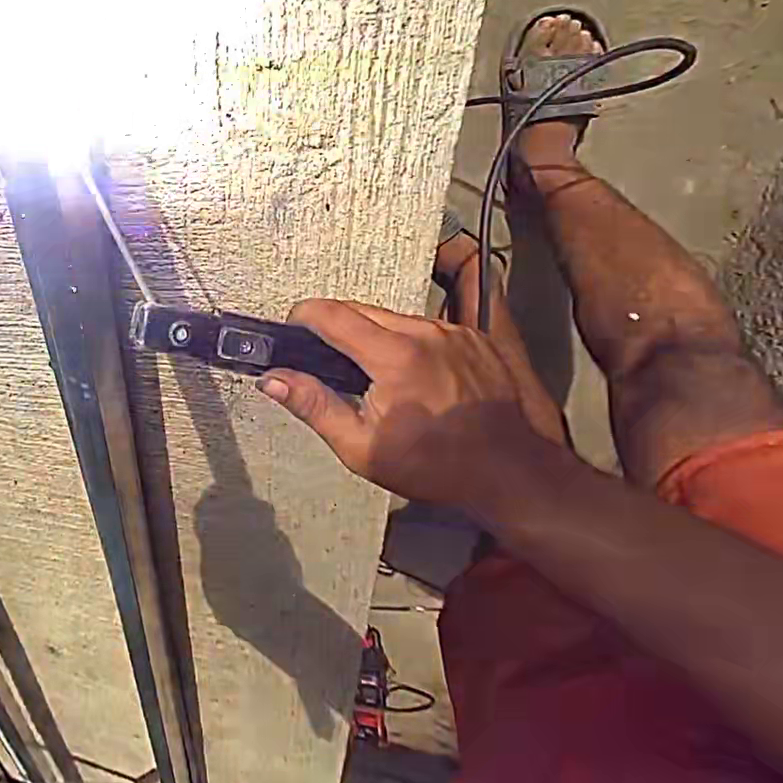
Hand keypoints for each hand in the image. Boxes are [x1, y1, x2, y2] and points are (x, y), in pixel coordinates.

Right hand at [257, 298, 532, 501]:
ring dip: (372, 334)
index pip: (333, 314)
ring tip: (370, 372)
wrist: (508, 472)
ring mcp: (454, 332)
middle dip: (335, 325)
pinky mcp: (473, 338)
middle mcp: (426, 333)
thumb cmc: (434, 466)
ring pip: (394, 317)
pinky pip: (426, 327)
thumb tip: (274, 379)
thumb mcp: (361, 446)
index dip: (304, 315)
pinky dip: (407, 341)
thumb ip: (313, 405)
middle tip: (325, 356)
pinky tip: (408, 374)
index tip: (292, 326)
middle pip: (361, 310)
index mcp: (395, 357)